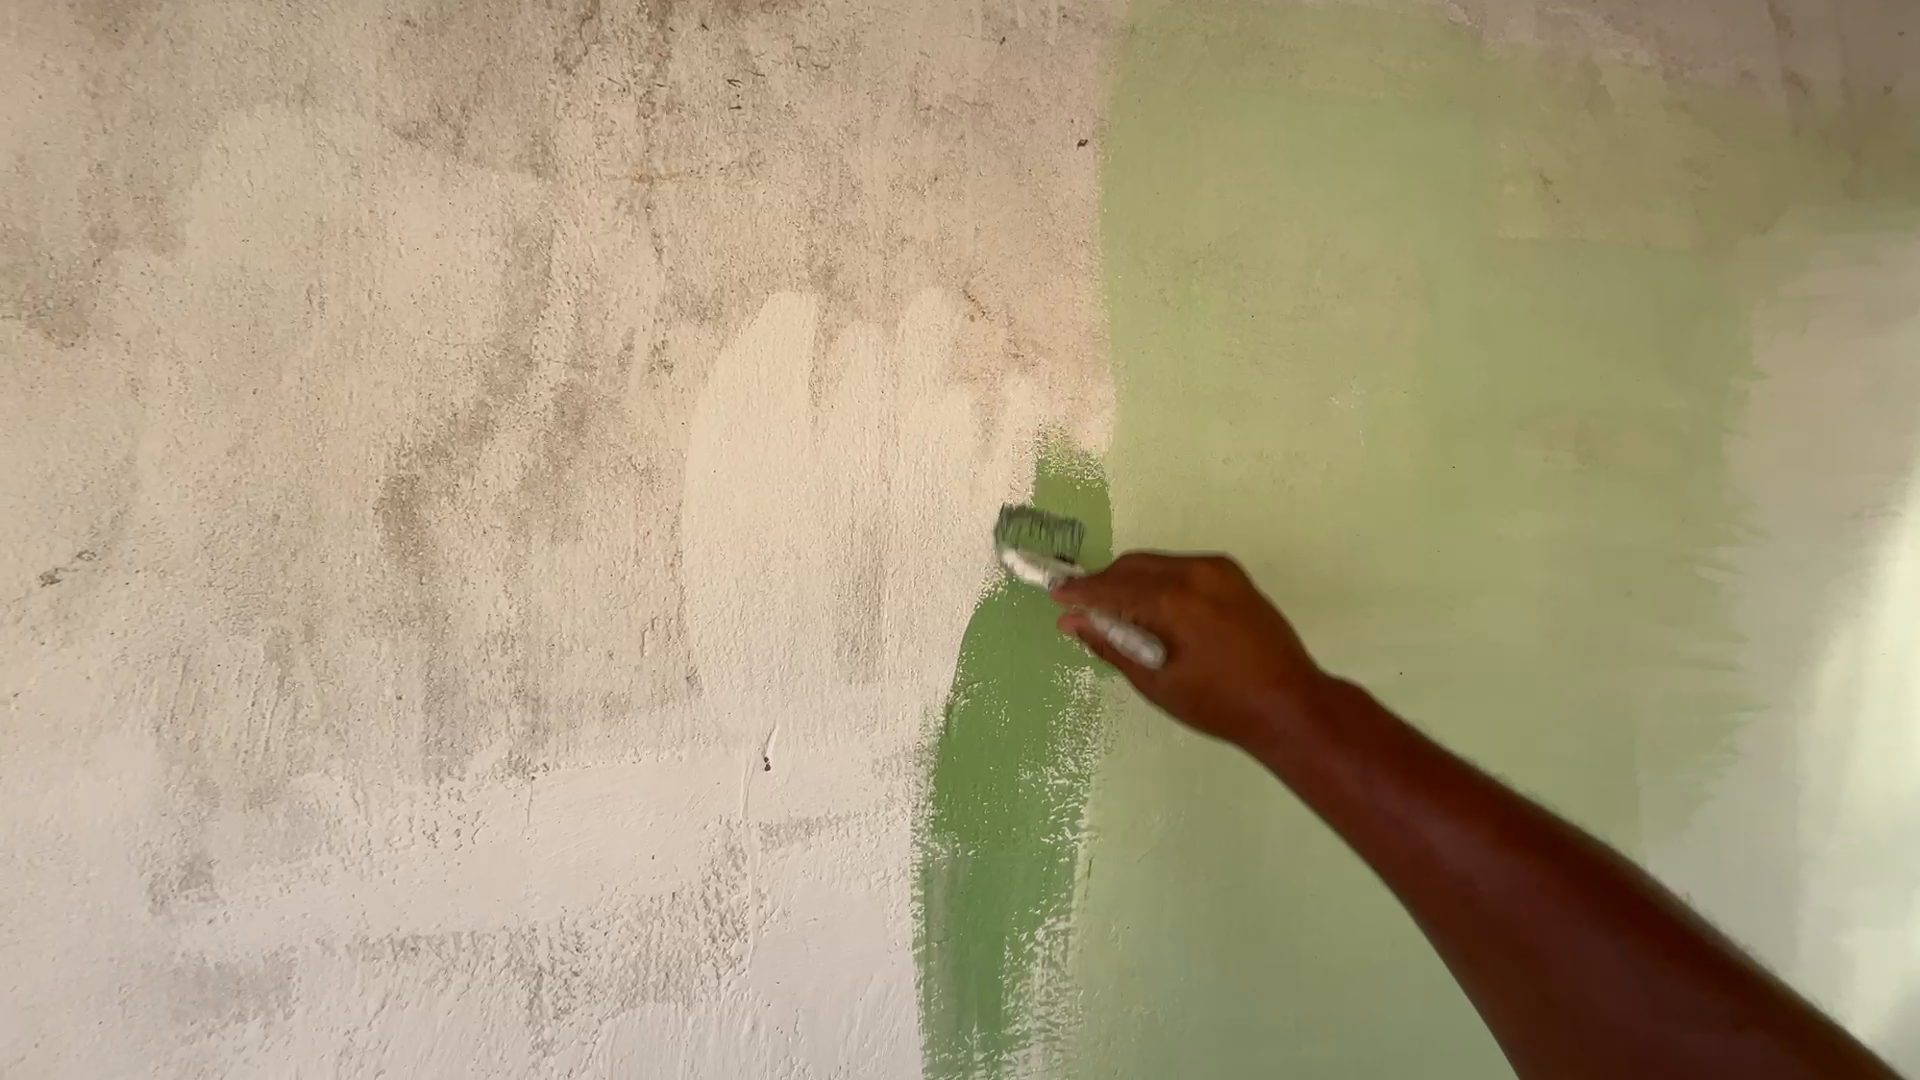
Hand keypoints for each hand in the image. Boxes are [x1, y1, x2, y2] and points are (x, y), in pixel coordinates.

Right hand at [1050, 553, 1327, 746]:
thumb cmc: (1218, 704)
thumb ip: (1111, 644)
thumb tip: (1072, 623)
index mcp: (1173, 601)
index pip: (1111, 588)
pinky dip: (1158, 582)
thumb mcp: (1155, 681)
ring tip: (1118, 614)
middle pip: (1132, 566)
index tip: (1056, 596)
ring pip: (1155, 564)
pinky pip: (1179, 568)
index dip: (1080, 593)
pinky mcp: (1231, 575)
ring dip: (1130, 582)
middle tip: (1083, 610)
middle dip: (1104, 584)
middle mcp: (1194, 572)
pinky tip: (1153, 610)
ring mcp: (1217, 570)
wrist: (1290, 704)